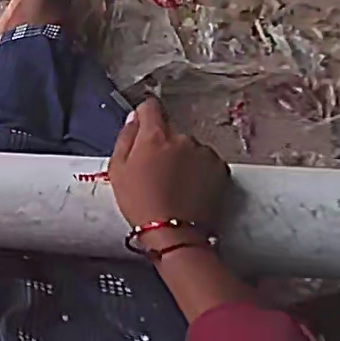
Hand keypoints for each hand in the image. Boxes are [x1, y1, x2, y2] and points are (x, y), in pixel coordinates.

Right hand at [108, 98, 230, 237]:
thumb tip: (134, 118)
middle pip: (170, 131)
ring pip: (188, 147)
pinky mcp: (222, 169)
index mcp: (155, 136)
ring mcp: (205, 153)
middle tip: (154, 171)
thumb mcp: (117, 170)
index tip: (142, 127)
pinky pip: (205, 161)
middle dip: (163, 144)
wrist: (176, 234)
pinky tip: (189, 189)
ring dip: (182, 158)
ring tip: (174, 184)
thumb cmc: (139, 202)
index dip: (144, 115)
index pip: (151, 106)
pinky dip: (198, 170)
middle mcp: (183, 138)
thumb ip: (125, 138)